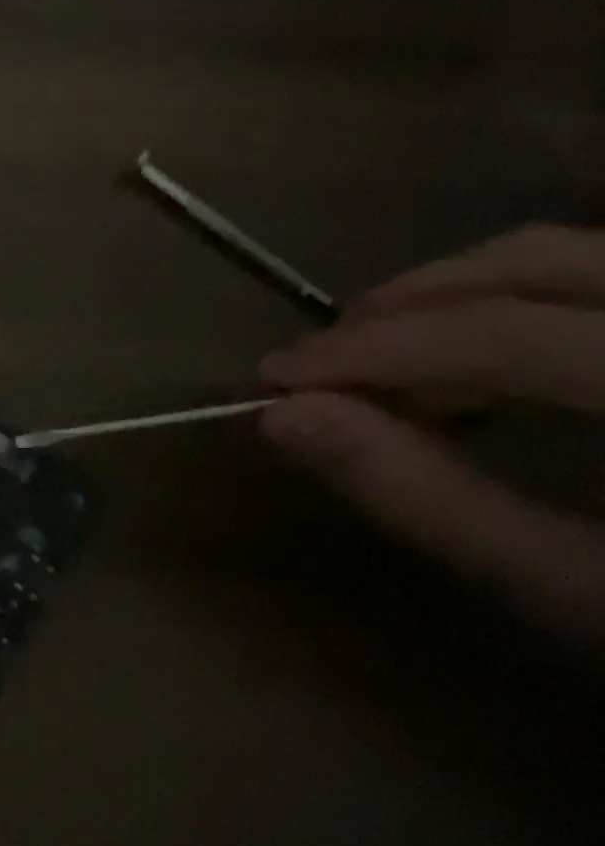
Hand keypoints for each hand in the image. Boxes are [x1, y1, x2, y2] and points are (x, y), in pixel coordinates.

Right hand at [257, 224, 604, 635]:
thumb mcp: (578, 592)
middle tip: (321, 368)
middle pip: (537, 261)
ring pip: (569, 253)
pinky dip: (514, 307)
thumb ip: (428, 498)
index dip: (371, 351)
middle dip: (404, 306)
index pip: (501, 334)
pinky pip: (594, 278)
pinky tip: (477, 369)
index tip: (272, 380)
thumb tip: (284, 418)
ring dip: (452, 300)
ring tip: (390, 368)